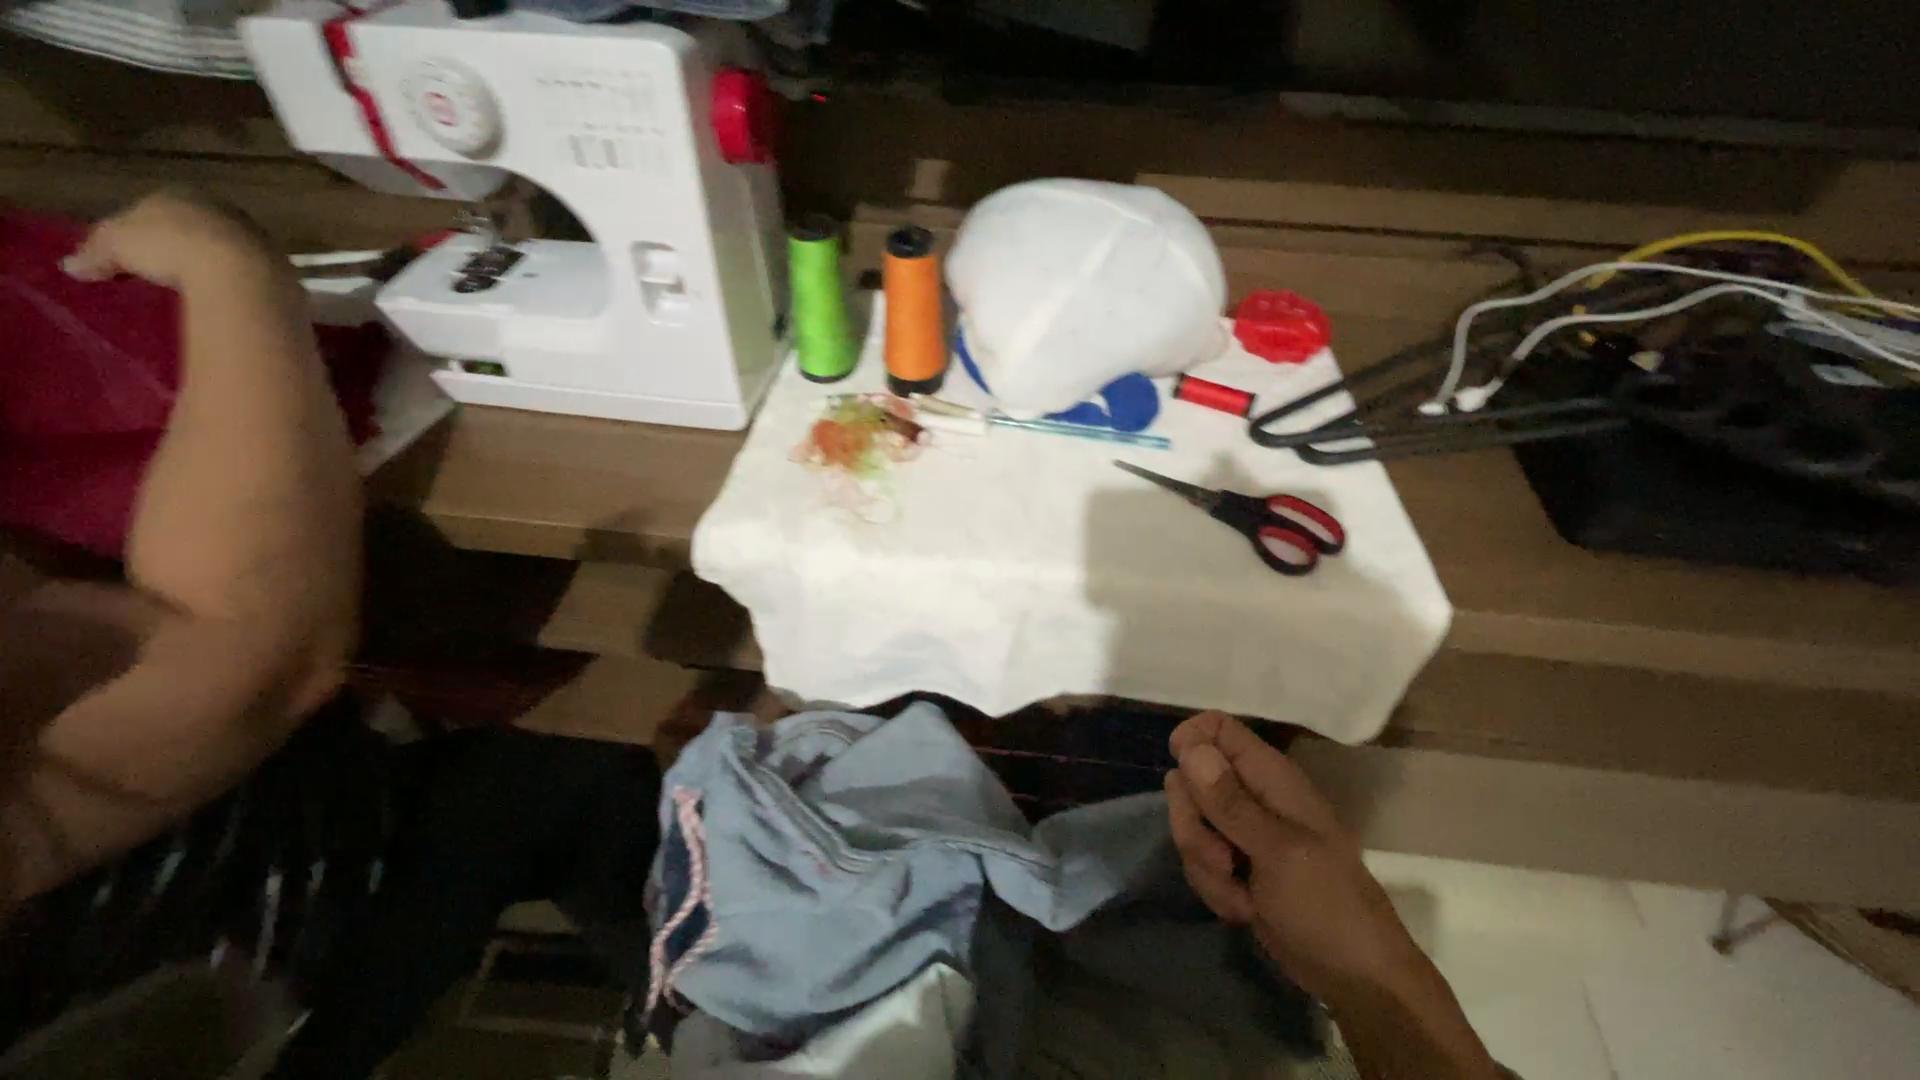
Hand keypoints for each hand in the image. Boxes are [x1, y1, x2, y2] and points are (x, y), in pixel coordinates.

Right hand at [64, 191, 278, 289]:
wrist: (241, 272)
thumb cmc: (169, 246)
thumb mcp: (114, 245)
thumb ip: (93, 252)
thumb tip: (72, 266)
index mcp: (182, 194)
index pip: (157, 206)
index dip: (143, 230)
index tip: (135, 253)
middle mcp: (226, 210)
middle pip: (199, 228)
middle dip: (185, 246)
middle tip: (168, 272)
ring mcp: (260, 239)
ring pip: (231, 249)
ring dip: (218, 265)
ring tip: (200, 288)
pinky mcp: (283, 268)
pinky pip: (254, 275)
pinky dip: (242, 285)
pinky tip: (231, 299)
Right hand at [1164, 712, 1427, 1003]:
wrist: (1355, 976)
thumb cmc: (1327, 904)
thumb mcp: (1277, 851)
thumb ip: (1229, 801)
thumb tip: (1189, 746)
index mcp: (1269, 777)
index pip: (1217, 728)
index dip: (1191, 744)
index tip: (1186, 783)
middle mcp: (1252, 796)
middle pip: (1189, 780)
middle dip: (1193, 823)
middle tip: (1223, 855)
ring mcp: (1242, 833)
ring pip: (1189, 825)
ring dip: (1204, 864)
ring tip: (1240, 891)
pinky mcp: (1235, 867)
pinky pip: (1198, 861)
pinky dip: (1214, 888)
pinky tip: (1244, 909)